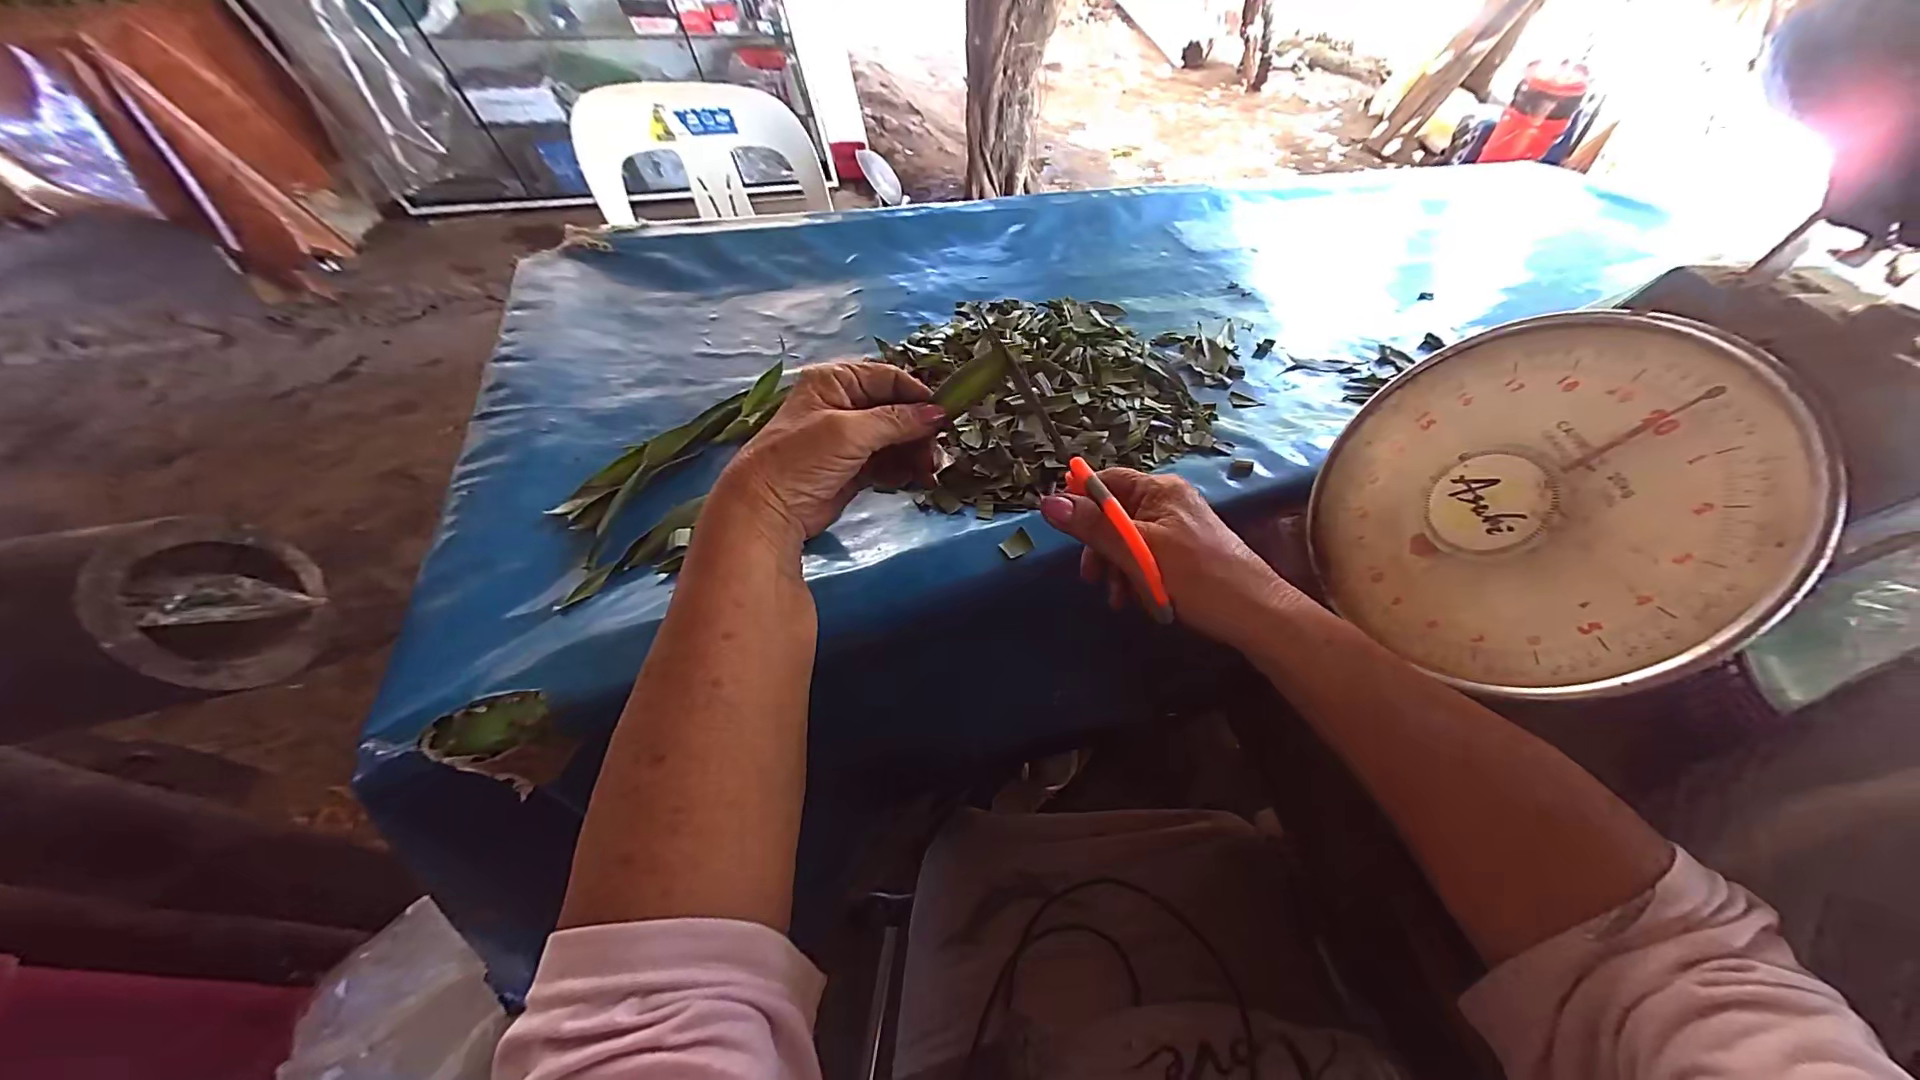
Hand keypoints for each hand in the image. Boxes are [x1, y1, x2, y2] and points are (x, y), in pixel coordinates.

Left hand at [711, 361, 945, 545]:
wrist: (768, 509)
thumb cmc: (802, 458)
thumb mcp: (849, 431)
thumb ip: (896, 420)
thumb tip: (938, 413)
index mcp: (836, 381)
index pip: (888, 379)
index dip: (917, 396)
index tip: (944, 416)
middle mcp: (844, 406)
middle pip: (897, 411)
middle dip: (919, 432)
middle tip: (936, 453)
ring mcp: (850, 439)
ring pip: (896, 440)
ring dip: (916, 454)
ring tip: (929, 472)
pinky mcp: (855, 469)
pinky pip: (889, 463)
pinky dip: (904, 470)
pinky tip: (917, 480)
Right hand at [1040, 469, 1302, 647]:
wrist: (1256, 615)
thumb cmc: (1198, 577)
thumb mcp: (1139, 551)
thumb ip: (1093, 527)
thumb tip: (1048, 502)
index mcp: (1159, 490)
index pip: (1106, 481)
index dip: (1080, 501)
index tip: (1064, 530)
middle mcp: (1168, 502)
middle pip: (1114, 514)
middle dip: (1098, 546)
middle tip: (1090, 577)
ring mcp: (1177, 528)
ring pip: (1127, 540)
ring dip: (1114, 567)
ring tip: (1117, 597)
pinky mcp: (1183, 553)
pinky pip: (1145, 557)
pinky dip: (1134, 576)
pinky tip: (1135, 599)